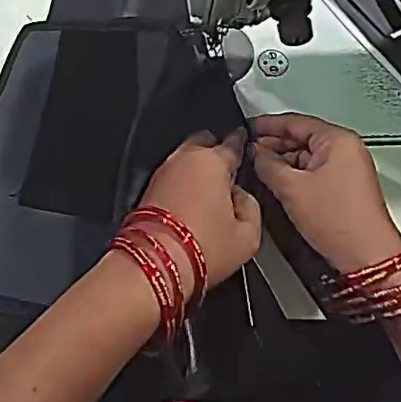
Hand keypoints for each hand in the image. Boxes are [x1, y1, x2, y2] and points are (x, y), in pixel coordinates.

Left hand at [135, 130, 261, 293]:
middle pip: (203, 142)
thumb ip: (252, 207)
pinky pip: (172, 176)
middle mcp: (185, 160)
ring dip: (197, 168)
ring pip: (185, 158)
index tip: (243, 140)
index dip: (240, 142)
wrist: (156, 261)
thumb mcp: (248, 235)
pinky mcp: (149, 188)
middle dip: (215, 149)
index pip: (232, 143)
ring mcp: (164, 172)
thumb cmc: (200, 248)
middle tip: (227, 167)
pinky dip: (183, 182)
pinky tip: (191, 200)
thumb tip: (242, 198)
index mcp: (213, 162)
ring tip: (210, 188)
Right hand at [251, 112, 400, 272]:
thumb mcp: (290, 187)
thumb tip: (256, 153)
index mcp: (338, 140)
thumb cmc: (342, 223)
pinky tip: (278, 183)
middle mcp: (346, 149)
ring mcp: (346, 168)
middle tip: (249, 151)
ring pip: (305, 155)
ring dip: (282, 162)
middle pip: (300, 137)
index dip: (266, 125)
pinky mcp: (344, 185)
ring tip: (259, 169)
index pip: (294, 121)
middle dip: (273, 144)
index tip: (248, 128)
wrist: (367, 256)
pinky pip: (313, 171)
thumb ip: (266, 163)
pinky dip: (294, 175)